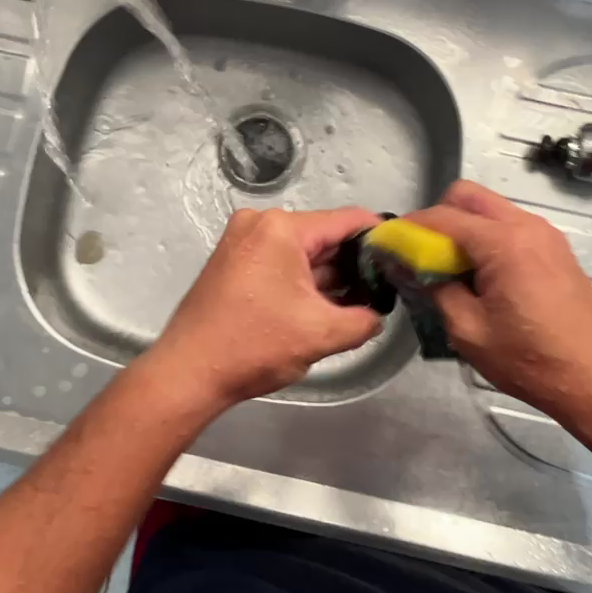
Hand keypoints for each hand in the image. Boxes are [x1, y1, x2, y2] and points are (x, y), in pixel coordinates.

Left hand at [144, 206, 384, 411]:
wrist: (189, 372)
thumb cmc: (254, 346)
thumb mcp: (322, 334)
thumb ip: (364, 320)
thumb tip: (376, 314)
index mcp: (281, 228)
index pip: (347, 220)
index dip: (380, 239)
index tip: (403, 260)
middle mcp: (260, 223)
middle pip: (324, 236)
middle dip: (353, 264)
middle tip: (383, 292)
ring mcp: (243, 241)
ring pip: (303, 252)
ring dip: (328, 277)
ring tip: (358, 305)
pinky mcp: (235, 261)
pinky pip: (282, 262)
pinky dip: (303, 282)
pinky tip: (324, 306)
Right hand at [406, 181, 591, 416]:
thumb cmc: (530, 359)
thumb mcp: (467, 330)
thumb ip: (434, 288)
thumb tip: (406, 266)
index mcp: (502, 242)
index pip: (440, 217)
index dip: (407, 230)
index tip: (386, 248)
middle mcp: (525, 225)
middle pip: (466, 195)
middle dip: (436, 218)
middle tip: (422, 256)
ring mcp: (544, 234)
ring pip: (488, 208)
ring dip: (462, 227)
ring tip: (450, 270)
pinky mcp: (554, 248)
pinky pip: (508, 225)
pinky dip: (485, 237)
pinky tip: (480, 276)